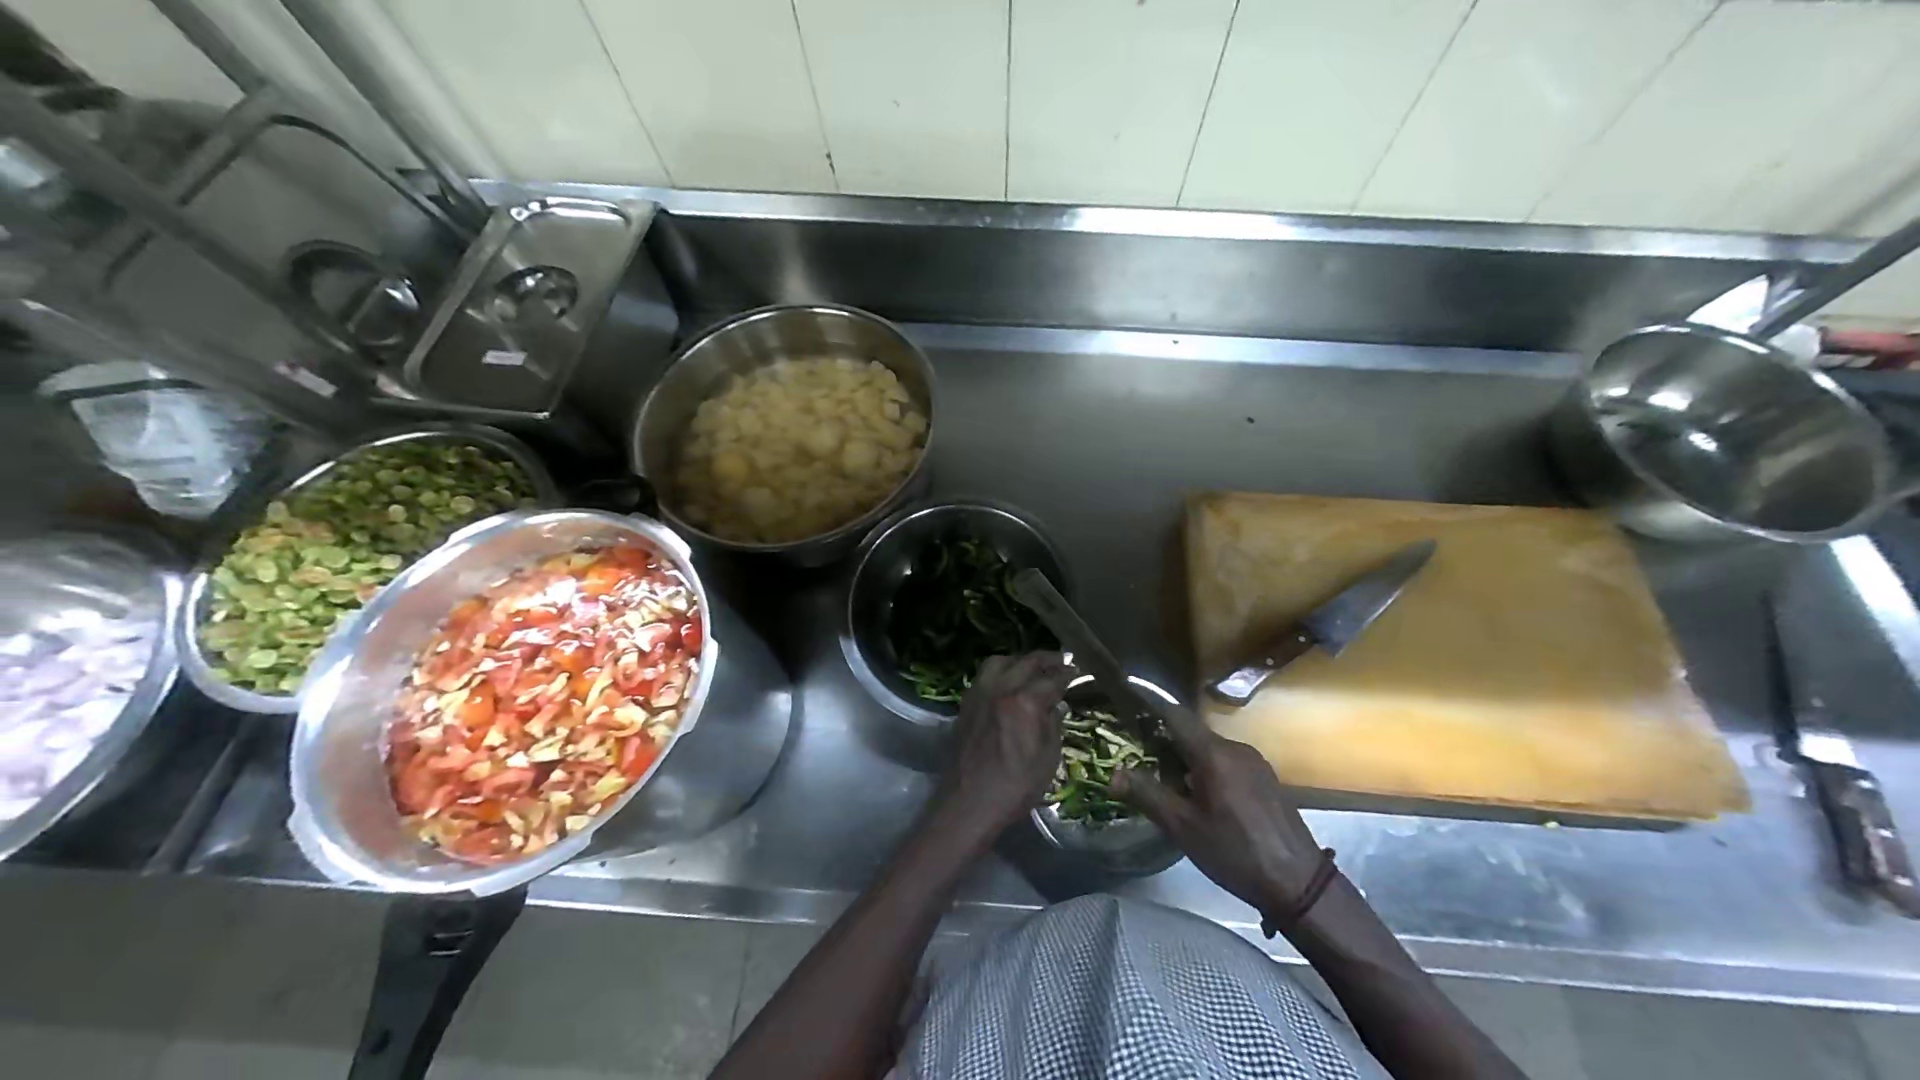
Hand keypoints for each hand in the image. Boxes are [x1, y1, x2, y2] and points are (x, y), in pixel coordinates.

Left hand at [934, 652, 1073, 832]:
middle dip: (1047, 660)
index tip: (1077, 670)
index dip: (1068, 674)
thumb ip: (1053, 725)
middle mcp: (1000, 689)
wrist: (970, 802)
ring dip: (1020, 661)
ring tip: (1032, 669)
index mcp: (1024, 702)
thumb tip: (1056, 705)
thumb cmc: (1015, 787)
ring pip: (1001, 661)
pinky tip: (1008, 683)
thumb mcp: (1048, 758)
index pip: (1052, 679)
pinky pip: (985, 676)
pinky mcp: (966, 703)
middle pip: (1026, 662)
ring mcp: (980, 693)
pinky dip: (1000, 672)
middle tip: (1061, 661)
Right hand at [1113, 712, 1326, 922]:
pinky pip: (1227, 763)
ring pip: (1210, 750)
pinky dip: (1207, 771)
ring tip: (1169, 788)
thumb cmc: (1235, 852)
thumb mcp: (1183, 827)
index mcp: (1214, 754)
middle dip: (1165, 744)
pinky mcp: (1266, 780)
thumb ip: (1147, 794)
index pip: (1176, 715)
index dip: (1151, 705)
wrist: (1300, 885)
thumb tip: (1113, 774)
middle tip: (1141, 762)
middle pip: (1192, 734)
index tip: (1129, 697)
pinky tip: (1202, 800)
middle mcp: (1236, 748)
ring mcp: (1255, 763)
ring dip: (1187, 761)